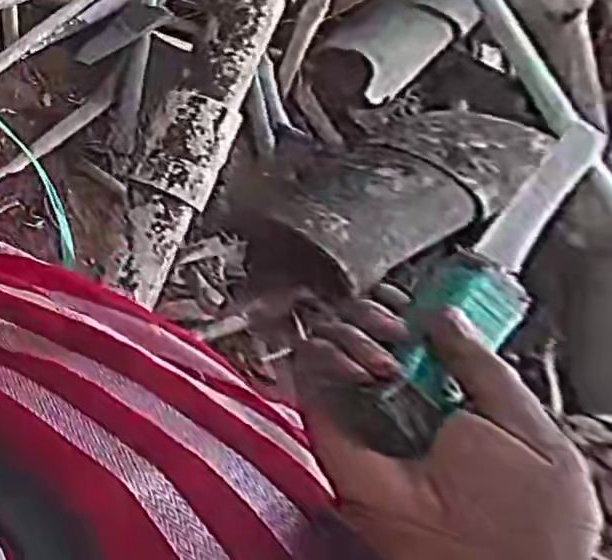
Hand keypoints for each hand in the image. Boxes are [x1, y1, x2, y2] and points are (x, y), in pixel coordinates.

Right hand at [295, 294, 601, 559]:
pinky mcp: (318, 405)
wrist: (464, 550)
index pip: (425, 338)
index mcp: (459, 399)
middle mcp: (402, 392)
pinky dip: (326, 353)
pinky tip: (356, 370)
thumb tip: (441, 313)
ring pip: (333, 334)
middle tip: (394, 328)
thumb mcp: (532, 435)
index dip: (414, 313)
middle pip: (369, 327)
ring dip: (354, 334)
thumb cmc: (521, 514)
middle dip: (377, 315)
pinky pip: (306, 359)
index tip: (414, 302)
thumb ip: (486, 369)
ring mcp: (357, 398)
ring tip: (382, 362)